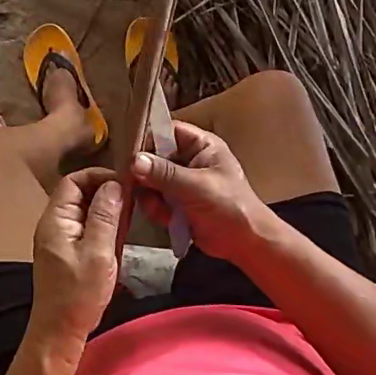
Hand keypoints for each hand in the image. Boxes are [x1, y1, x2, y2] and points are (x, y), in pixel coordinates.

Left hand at [29, 168, 123, 344]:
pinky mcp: (67, 252)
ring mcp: (59, 238)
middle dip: (105, 192)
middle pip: (79, 193)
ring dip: (106, 211)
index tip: (124, 183)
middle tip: (132, 201)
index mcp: (56, 220)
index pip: (73, 181)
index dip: (99, 176)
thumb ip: (106, 216)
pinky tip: (118, 236)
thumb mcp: (98, 252)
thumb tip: (114, 185)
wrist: (59, 332)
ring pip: (84, 211)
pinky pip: (85, 228)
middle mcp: (54, 224)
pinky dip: (102, 227)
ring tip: (129, 218)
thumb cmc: (78, 294)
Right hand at [132, 122, 275, 262]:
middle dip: (144, 174)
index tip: (129, 152)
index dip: (147, 139)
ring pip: (149, 180)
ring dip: (149, 195)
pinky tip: (165, 218)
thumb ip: (165, 173)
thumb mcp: (197, 186)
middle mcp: (187, 160)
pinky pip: (154, 200)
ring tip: (159, 207)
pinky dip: (155, 209)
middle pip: (153, 157)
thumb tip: (134, 160)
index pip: (165, 131)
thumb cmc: (230, 206)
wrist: (246, 243)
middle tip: (136, 185)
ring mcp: (180, 182)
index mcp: (200, 145)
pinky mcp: (175, 202)